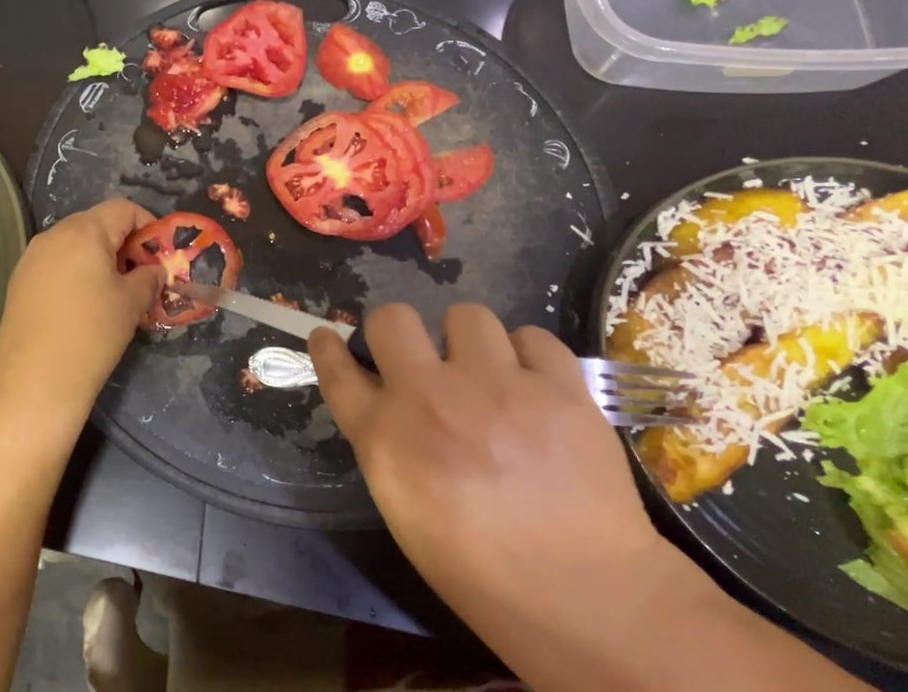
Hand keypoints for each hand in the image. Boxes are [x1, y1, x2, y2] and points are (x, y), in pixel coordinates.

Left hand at [0, 199, 166, 425]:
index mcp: (82, 231)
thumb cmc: (91, 334)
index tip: (162, 254)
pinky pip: (55, 264)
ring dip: (99, 259)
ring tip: (116, 294)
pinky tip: (85, 306)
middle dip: (124, 243)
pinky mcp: (19, 282)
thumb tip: (155, 269)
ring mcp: (31, 258)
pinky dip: (76, 273)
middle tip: (143, 276)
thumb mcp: (131, 304)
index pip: (122, 208)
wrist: (34, 380)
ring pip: (74, 245)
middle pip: (96, 223)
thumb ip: (148, 278)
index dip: (148, 225)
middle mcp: (52, 236)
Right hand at [308, 303, 671, 627]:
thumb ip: (386, 443)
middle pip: (390, 319)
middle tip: (420, 358)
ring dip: (469, 341)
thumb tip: (387, 404)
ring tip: (489, 372)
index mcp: (384, 435)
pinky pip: (533, 336)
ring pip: (466, 315)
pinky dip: (528, 354)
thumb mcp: (401, 505)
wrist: (579, 592)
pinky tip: (534, 384)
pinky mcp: (559, 387)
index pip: (337, 370)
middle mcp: (430, 397)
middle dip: (397, 331)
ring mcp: (496, 386)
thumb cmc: (476, 566)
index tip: (329, 337)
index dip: (328, 348)